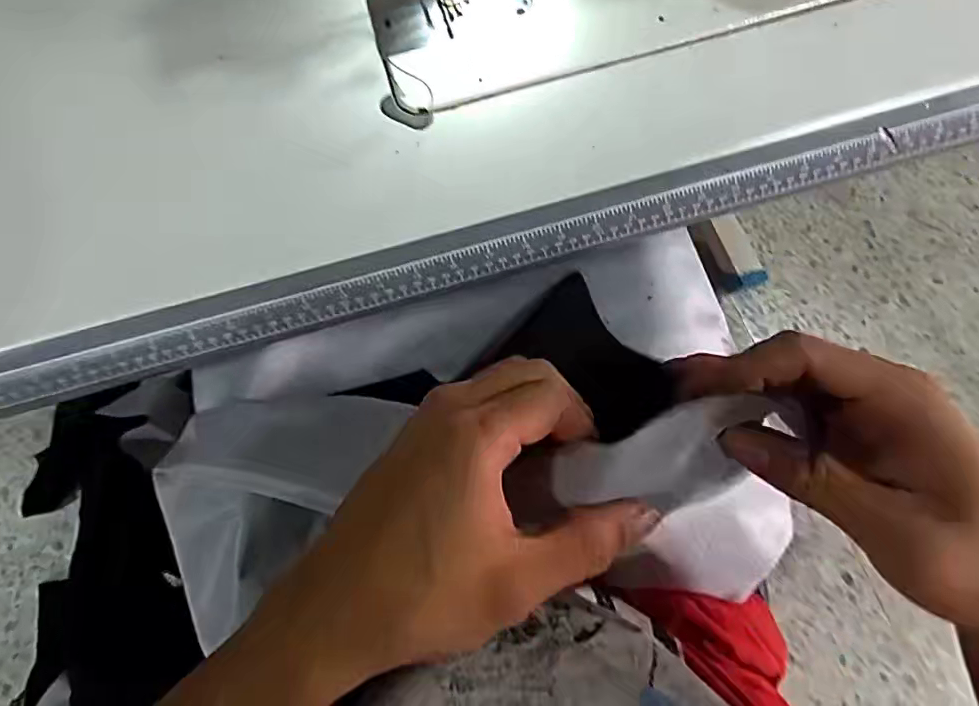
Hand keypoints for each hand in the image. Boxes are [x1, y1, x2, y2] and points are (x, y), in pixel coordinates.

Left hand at [166, 358, 658, 703]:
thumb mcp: (518, 582)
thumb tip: (644, 511)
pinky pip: (470, 397)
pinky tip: (502, 467)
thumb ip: (588, 542)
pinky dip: (500, 412)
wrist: (335, 607)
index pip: (550, 392)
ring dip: (530, 406)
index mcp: (476, 431)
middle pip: (524, 371)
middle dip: (562, 404)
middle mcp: (450, 405)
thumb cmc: (428, 594)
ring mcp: (425, 414)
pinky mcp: (411, 430)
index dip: (583, 421)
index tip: (593, 465)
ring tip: (544, 465)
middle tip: (575, 460)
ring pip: (495, 380)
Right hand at [673, 332, 978, 704]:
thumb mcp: (888, 527)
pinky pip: (803, 408)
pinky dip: (765, 413)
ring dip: (744, 390)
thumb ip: (807, 475)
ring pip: (792, 381)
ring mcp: (871, 408)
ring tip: (691, 400)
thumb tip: (729, 435)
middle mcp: (880, 388)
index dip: (748, 366)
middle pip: (793, 360)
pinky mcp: (861, 431)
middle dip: (736, 372)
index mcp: (897, 395)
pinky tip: (733, 421)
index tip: (700, 391)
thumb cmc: (972, 564)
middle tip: (680, 389)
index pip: (806, 356)